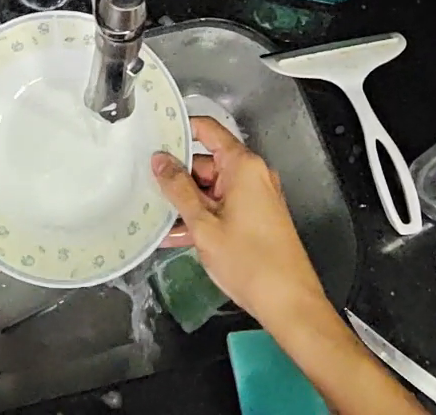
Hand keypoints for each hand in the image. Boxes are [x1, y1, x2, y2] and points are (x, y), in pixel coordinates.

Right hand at [155, 119, 426, 414]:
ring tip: (153, 216)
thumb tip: (159, 160)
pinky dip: (202, 217)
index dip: (179, 129)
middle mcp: (252, 174)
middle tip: (144, 187)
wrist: (291, 306)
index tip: (151, 136)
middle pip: (206, 163)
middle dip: (177, 177)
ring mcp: (255, 197)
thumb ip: (178, 189)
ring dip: (186, 203)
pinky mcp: (255, 218)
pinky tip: (174, 235)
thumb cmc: (248, 261)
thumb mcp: (204, 225)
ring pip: (211, 189)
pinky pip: (222, 206)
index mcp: (242, 165)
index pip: (207, 130)